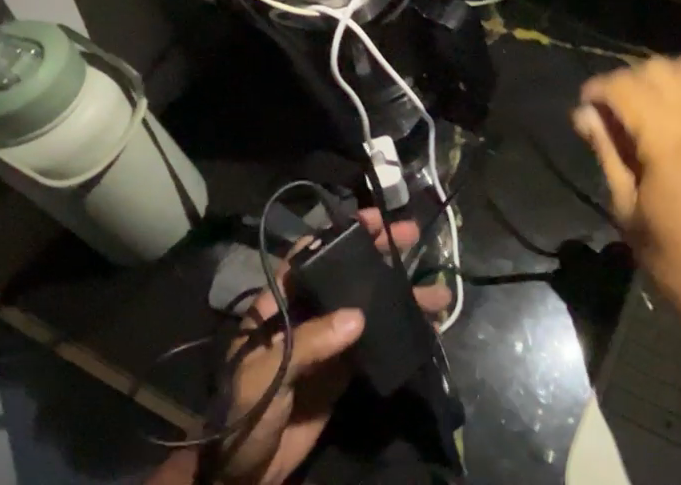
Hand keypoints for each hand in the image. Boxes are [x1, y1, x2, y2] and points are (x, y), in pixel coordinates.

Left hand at [208, 209, 452, 484]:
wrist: (243, 472)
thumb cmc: (243, 413)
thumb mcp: (267, 374)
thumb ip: (309, 342)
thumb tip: (358, 317)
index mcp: (278, 306)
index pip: (310, 256)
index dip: (340, 234)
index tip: (372, 220)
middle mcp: (306, 315)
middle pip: (345, 275)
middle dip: (378, 254)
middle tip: (412, 236)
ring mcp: (327, 341)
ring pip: (368, 306)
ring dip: (400, 297)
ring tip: (438, 293)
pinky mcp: (342, 370)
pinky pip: (375, 343)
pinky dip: (400, 332)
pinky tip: (426, 328)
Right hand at [573, 51, 680, 328]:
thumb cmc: (677, 261)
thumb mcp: (628, 210)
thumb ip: (608, 152)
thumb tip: (585, 115)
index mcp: (667, 138)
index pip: (624, 87)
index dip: (598, 90)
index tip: (587, 105)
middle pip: (657, 69)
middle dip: (629, 83)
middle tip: (616, 113)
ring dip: (669, 75)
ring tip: (656, 104)